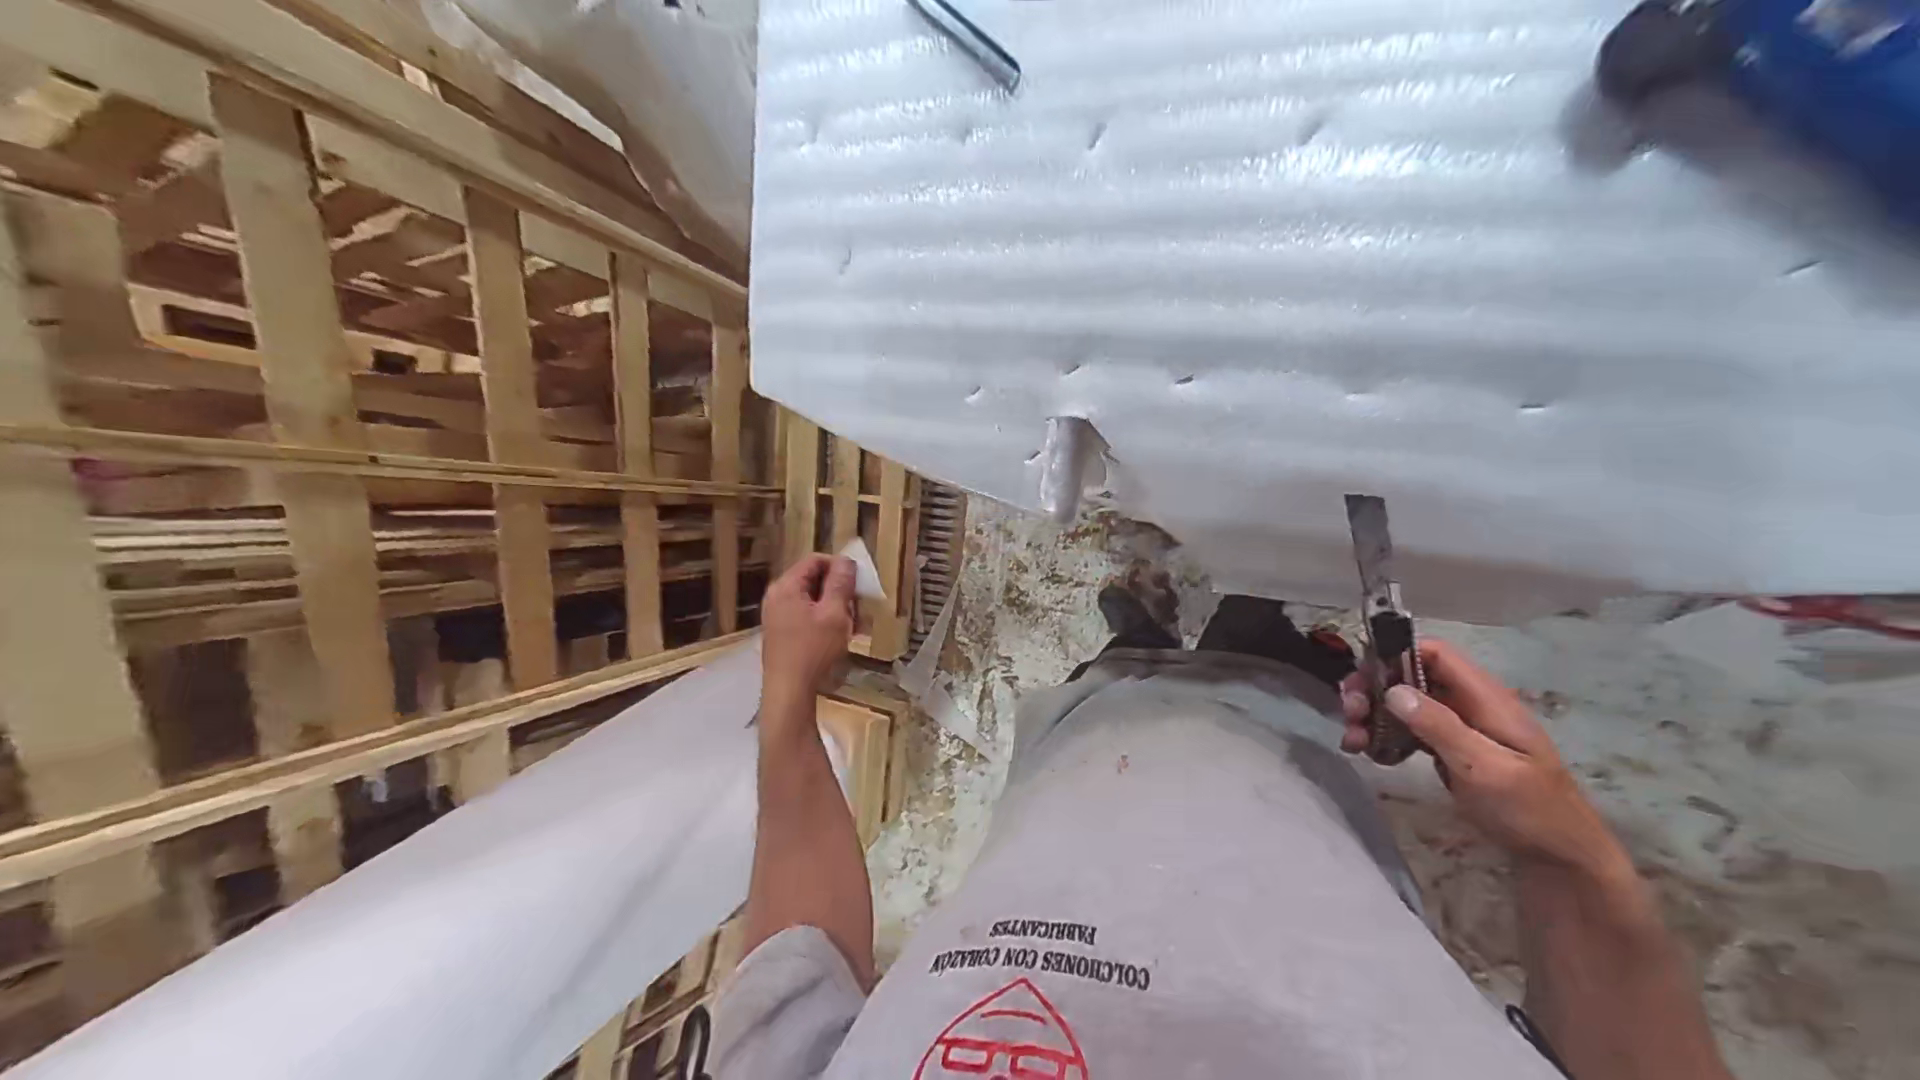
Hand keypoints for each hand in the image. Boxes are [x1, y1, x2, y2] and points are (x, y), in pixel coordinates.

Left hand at [761, 554, 855, 705]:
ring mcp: (776, 616)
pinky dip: (824, 620)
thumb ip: (840, 584)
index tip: (859, 582)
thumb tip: (845, 561)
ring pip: (811, 600)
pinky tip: (841, 636)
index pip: (815, 560)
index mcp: (786, 587)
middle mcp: (776, 597)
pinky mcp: (781, 633)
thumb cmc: (814, 650)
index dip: (839, 566)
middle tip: (860, 605)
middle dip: (839, 589)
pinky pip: (805, 616)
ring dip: (835, 607)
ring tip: (855, 624)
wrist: (789, 691)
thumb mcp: (835, 614)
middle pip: (812, 579)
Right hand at [1341, 640, 1627, 875]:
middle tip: (1349, 712)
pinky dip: (1383, 736)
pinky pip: (1406, 729)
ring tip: (1353, 739)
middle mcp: (1468, 704)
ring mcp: (1457, 726)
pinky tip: (1369, 753)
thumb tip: (1393, 690)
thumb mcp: (1485, 769)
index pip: (1434, 654)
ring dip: (1372, 715)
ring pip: (1402, 703)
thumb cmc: (1530, 810)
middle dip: (1373, 689)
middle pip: (1409, 676)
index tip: (1364, 679)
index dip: (1395, 655)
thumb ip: (1440, 727)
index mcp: (1485, 698)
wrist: (1561, 858)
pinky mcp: (1448, 747)